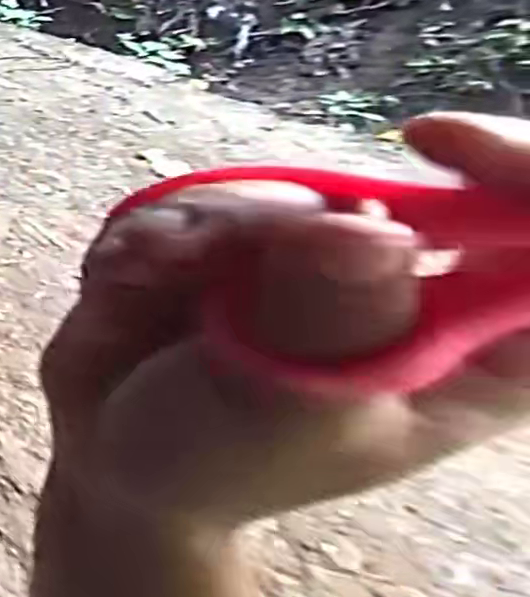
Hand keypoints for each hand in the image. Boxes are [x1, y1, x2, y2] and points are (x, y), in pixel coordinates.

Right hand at [41, 111, 529, 533]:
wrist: (108, 454)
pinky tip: (118, 272)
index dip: (520, 173)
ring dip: (180, 226)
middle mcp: (380, 293)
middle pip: (359, 200)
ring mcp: (282, 270)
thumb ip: (320, 319)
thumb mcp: (279, 407)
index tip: (428, 140)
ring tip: (137, 270)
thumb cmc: (214, 456)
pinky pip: (180, 207)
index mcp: (466, 346)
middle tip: (182, 253)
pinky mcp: (204, 256)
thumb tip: (364, 225)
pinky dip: (140, 232)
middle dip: (258, 218)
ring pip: (254, 197)